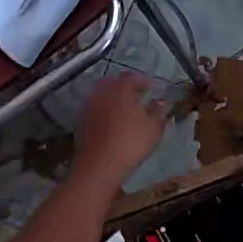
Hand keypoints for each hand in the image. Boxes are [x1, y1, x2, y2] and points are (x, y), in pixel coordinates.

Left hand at [73, 72, 165, 187]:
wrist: (100, 165)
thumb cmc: (132, 143)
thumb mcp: (154, 128)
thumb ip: (159, 112)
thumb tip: (161, 102)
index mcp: (121, 88)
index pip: (132, 76)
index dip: (142, 81)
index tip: (151, 88)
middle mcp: (102, 91)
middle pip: (113, 83)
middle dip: (125, 87)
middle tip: (136, 97)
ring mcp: (89, 105)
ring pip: (102, 95)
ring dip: (113, 99)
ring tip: (124, 111)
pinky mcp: (81, 120)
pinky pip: (95, 109)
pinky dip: (104, 111)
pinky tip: (111, 123)